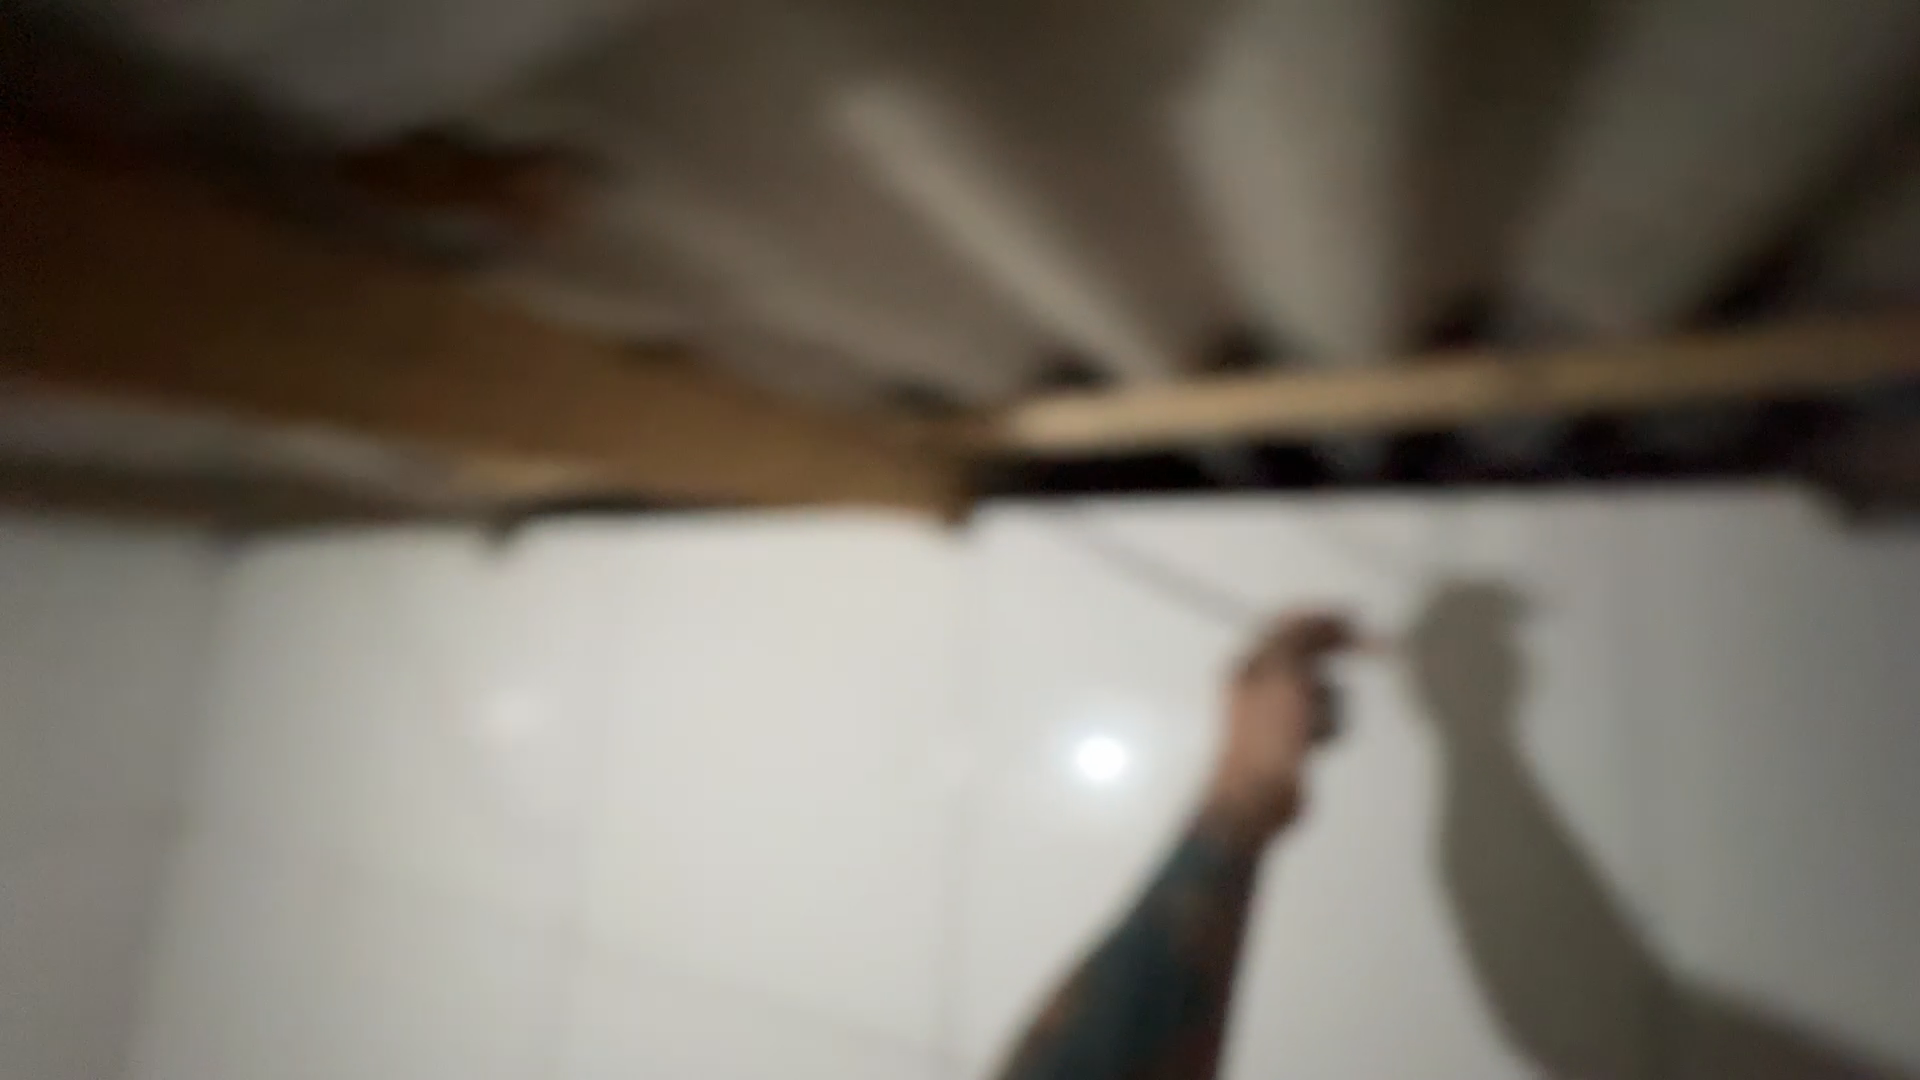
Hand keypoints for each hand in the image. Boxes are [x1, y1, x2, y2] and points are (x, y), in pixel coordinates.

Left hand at [1202, 612, 1355, 845]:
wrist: (1258, 795)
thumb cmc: (1267, 734)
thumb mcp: (1282, 676)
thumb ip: (1298, 641)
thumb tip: (1318, 618)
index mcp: (1248, 664)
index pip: (1285, 626)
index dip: (1319, 617)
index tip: (1355, 615)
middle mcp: (1259, 683)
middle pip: (1304, 653)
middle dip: (1336, 651)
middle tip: (1374, 646)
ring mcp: (1276, 711)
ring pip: (1320, 689)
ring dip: (1331, 700)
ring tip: (1321, 721)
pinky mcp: (1293, 737)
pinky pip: (1323, 718)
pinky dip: (1329, 724)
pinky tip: (1322, 741)